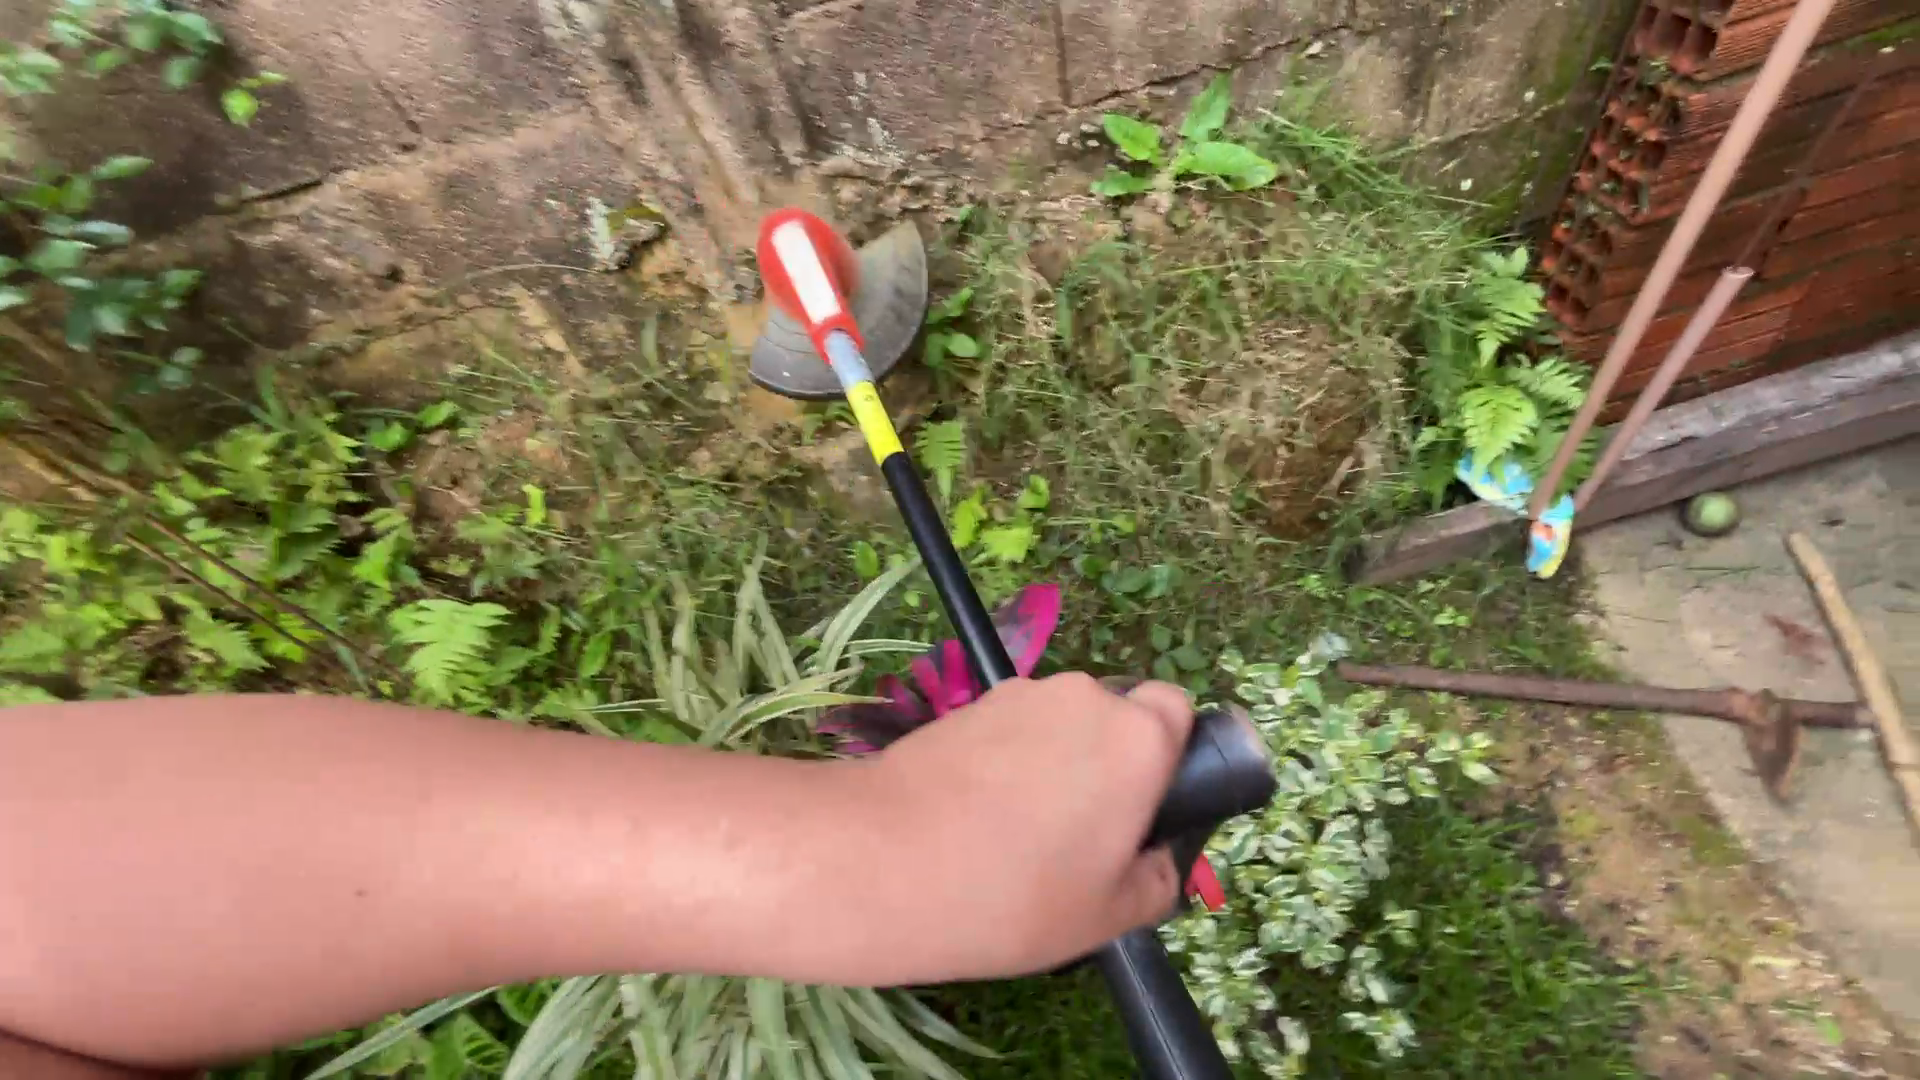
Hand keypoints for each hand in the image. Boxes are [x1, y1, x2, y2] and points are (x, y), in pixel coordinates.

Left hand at [854, 673, 1193, 981]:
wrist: (886, 858)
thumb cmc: (1015, 893)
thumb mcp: (1109, 915)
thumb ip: (1155, 878)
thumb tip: (1152, 852)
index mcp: (1136, 739)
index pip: (1176, 710)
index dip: (1167, 752)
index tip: (1142, 802)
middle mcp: (1084, 697)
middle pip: (1114, 715)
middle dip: (1108, 759)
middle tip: (1081, 828)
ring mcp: (1020, 692)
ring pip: (1061, 721)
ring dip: (1056, 757)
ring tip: (1018, 825)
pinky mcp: (969, 701)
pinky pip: (1014, 723)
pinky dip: (1010, 754)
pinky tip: (978, 808)